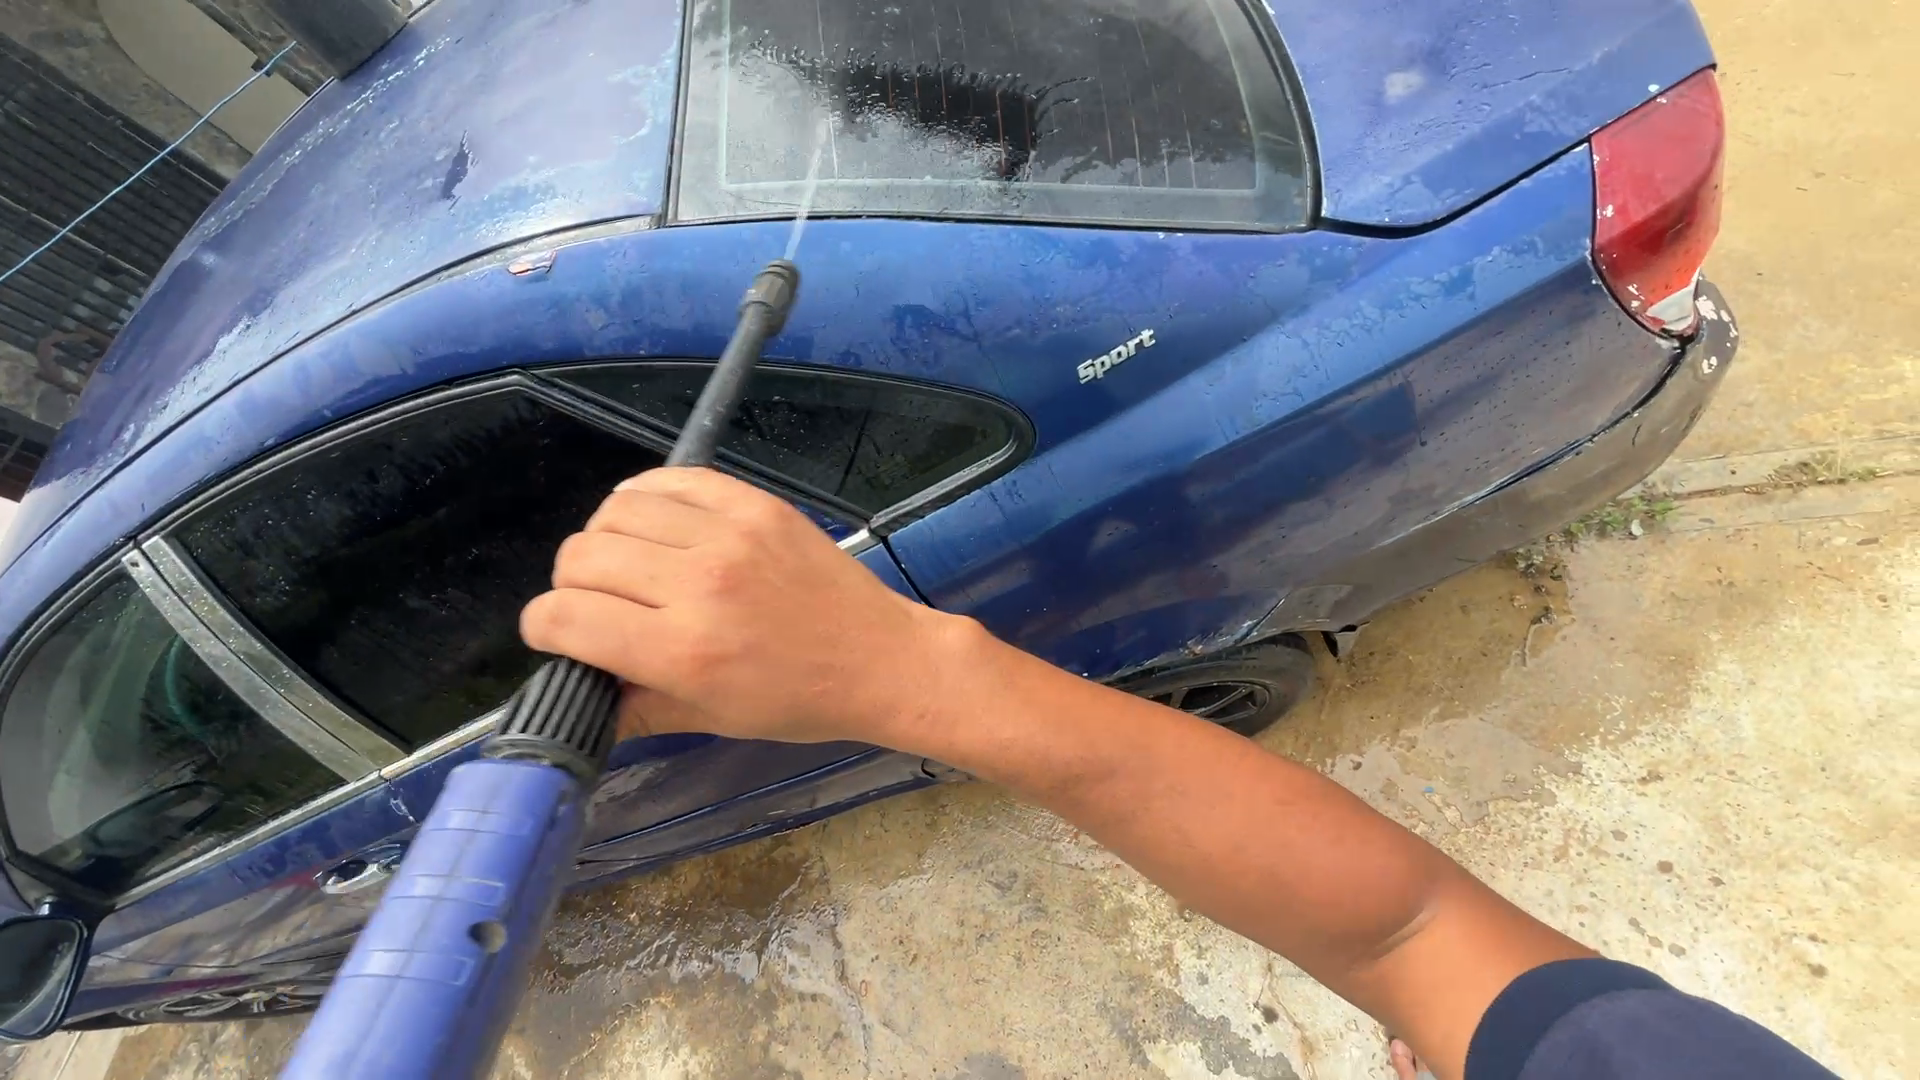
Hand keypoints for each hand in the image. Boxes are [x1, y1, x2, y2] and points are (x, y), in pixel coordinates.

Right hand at [521, 467, 962, 745]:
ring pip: (616, 510)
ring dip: (607, 538)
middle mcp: (697, 584)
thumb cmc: (799, 700)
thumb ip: (634, 705)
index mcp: (682, 651)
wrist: (879, 657)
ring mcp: (729, 534)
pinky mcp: (756, 504)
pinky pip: (673, 479)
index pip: (563, 616)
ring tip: (633, 562)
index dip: (545, 627)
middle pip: (580, 556)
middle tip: (602, 603)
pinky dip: (648, 496)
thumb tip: (577, 688)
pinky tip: (658, 522)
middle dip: (572, 585)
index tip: (561, 634)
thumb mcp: (712, 719)